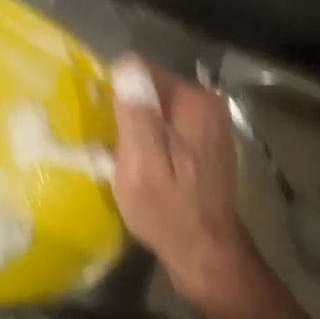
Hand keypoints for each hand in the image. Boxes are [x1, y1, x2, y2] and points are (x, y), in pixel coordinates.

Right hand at [110, 55, 257, 316]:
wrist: (206, 254)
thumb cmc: (168, 211)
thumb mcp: (142, 165)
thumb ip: (137, 114)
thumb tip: (126, 64)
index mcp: (193, 102)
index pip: (140, 69)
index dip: (117, 94)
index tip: (108, 126)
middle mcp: (208, 103)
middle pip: (150, 86)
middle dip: (129, 110)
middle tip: (118, 148)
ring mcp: (211, 121)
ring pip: (158, 105)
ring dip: (140, 124)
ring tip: (130, 158)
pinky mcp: (208, 139)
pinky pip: (170, 122)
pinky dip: (155, 136)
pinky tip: (149, 164)